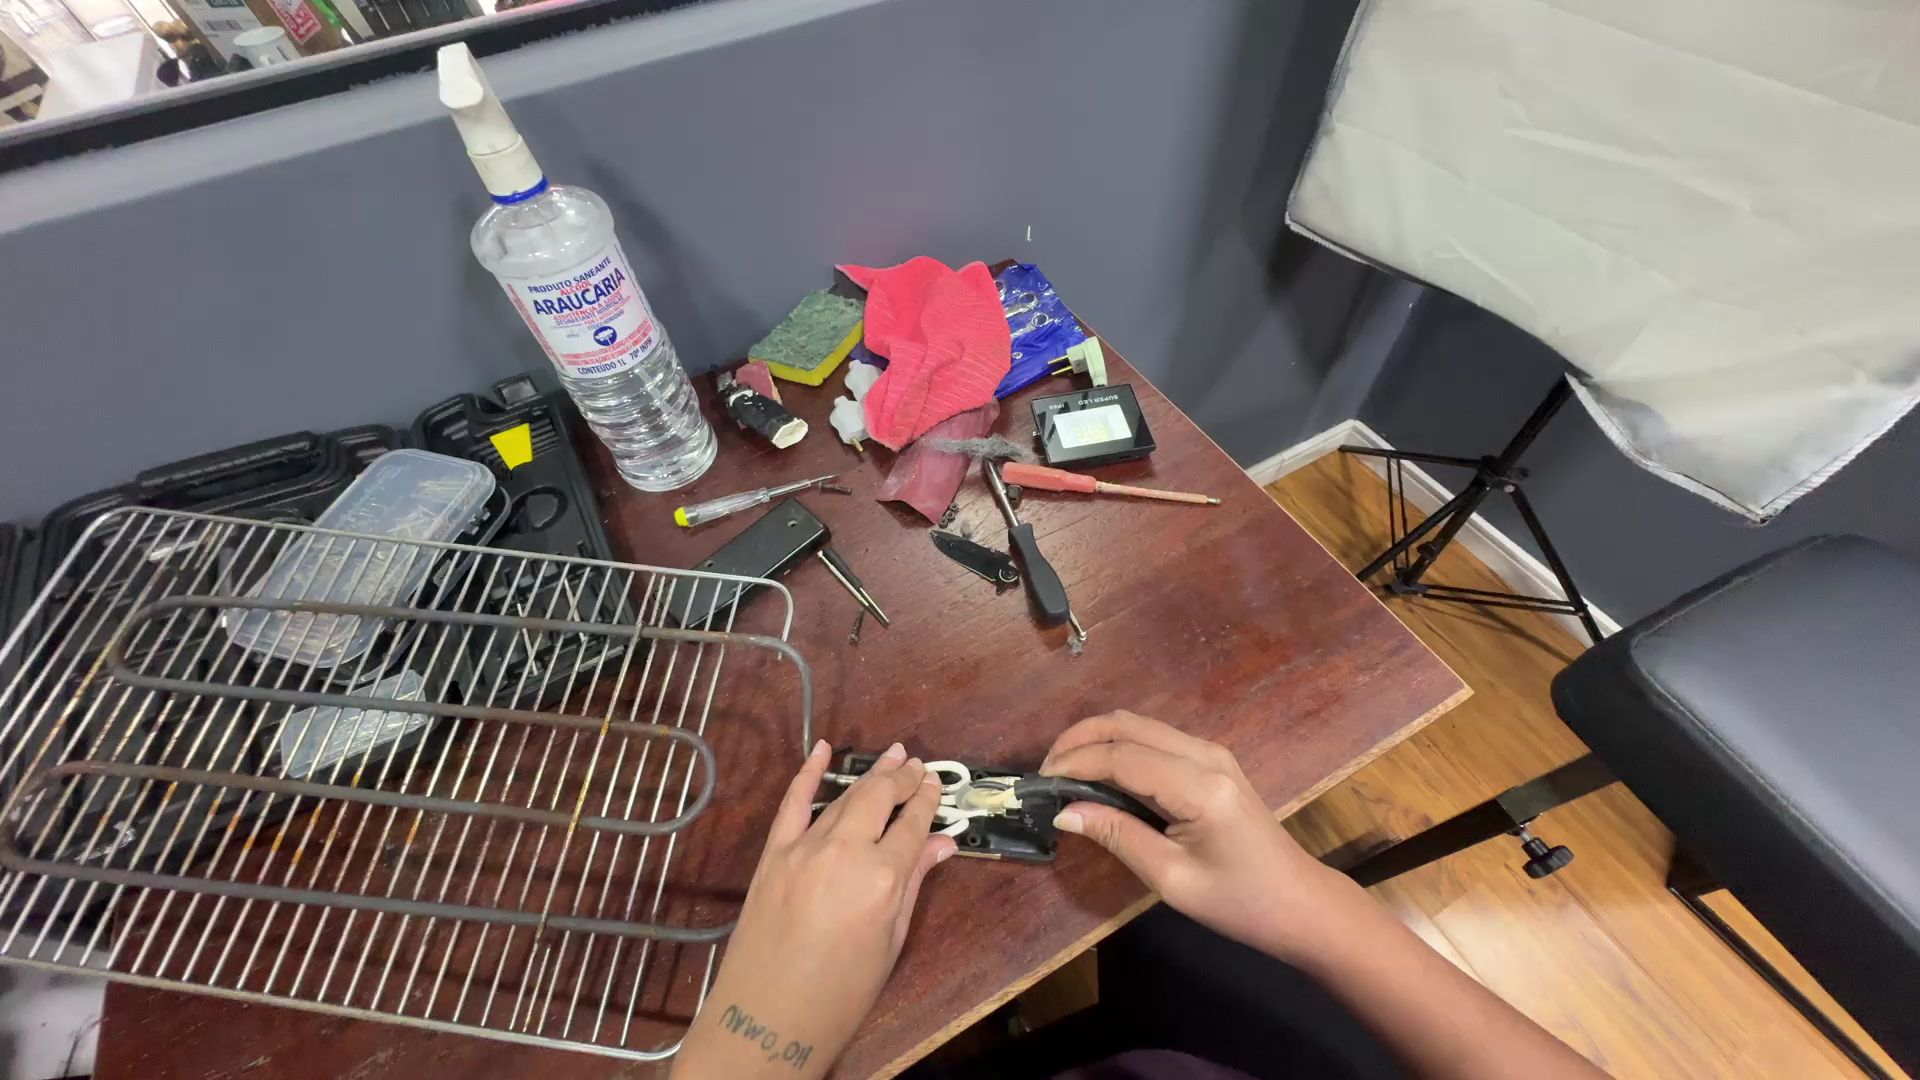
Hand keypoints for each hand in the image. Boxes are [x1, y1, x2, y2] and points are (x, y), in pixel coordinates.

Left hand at [672, 741, 955, 1078]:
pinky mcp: (774, 853)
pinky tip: (823, 749)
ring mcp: (804, 848)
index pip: (913, 824)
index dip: (927, 800)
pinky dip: (808, 773)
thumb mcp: (890, 942)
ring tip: (893, 756)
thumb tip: (942, 843)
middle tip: (917, 764)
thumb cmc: (841, 993)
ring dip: (871, 775)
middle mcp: (845, 853)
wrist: (766, 1022)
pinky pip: (793, 803)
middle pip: (880, 798)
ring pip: (845, 798)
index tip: (935, 784)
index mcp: (882, 880)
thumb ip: (913, 883)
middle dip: (902, 777)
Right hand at [1040, 710, 1355, 962]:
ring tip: (1064, 769)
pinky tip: (1099, 770)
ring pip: (1138, 724)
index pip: (1121, 757)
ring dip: (1096, 738)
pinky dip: (1117, 744)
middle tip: (1046, 769)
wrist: (1303, 905)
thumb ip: (1117, 835)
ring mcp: (1210, 751)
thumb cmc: (1240, 903)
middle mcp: (1205, 754)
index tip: (1040, 781)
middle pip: (1126, 724)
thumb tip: (1064, 812)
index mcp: (1199, 787)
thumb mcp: (1172, 880)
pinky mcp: (1210, 758)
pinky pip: (1152, 737)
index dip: (1075, 763)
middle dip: (1079, 739)